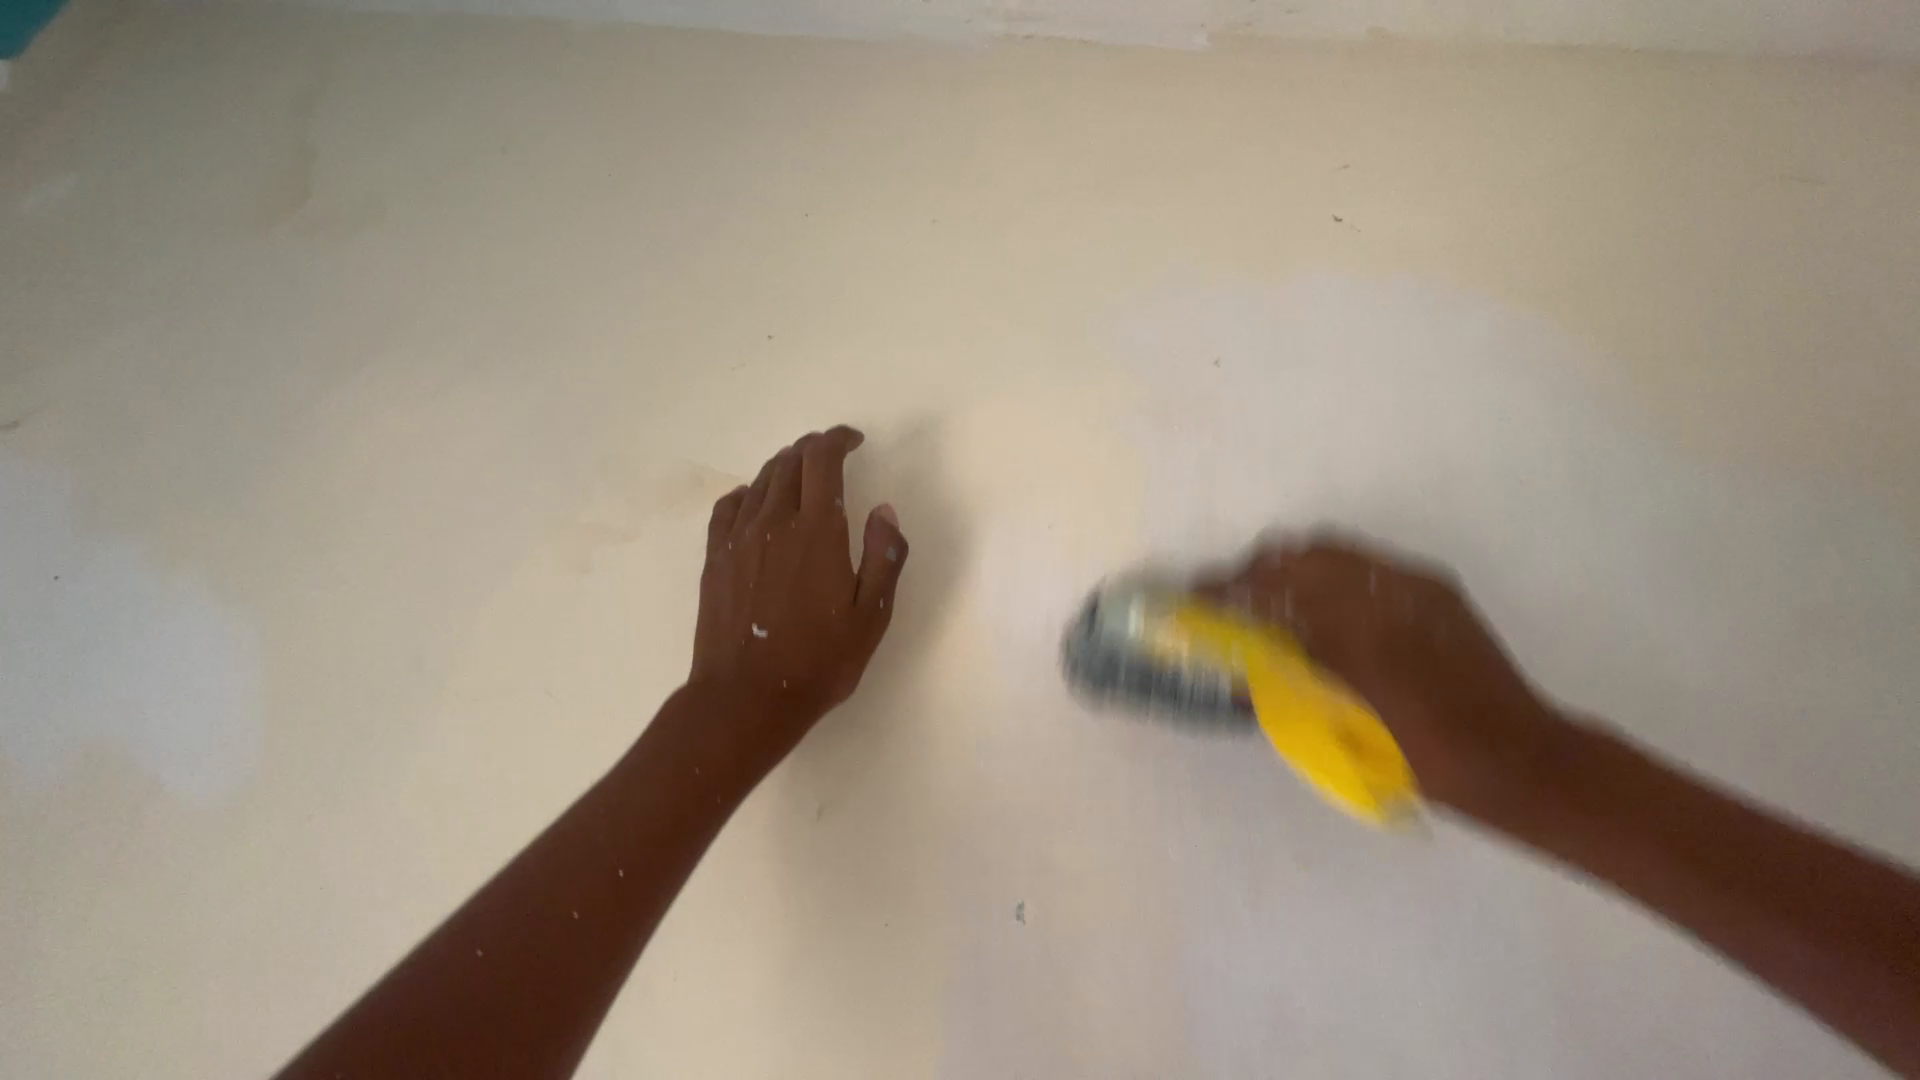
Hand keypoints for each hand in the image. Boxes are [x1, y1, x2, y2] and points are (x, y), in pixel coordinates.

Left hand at [689, 426, 907, 762]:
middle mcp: (774, 522)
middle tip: (832, 456)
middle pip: (790, 461)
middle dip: (813, 449)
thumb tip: (882, 510)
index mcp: (818, 530)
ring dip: (784, 467)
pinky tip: (756, 504)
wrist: (746, 698)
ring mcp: (738, 538)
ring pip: (760, 480)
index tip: (854, 441)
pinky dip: (749, 493)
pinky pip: (729, 507)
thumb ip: (883, 556)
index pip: (822, 459)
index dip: (838, 439)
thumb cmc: (819, 661)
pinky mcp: (715, 558)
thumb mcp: (872, 616)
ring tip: (801, 475)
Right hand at [1200, 532, 1567, 816]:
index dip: (1228, 589)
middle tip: (1235, 597)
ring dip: (1295, 569)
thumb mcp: (1346, 730)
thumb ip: (1291, 686)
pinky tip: (1329, 610)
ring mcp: (1415, 587)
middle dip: (1259, 570)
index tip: (1196, 594)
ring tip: (1277, 600)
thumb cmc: (1428, 759)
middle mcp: (1384, 593)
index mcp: (1356, 632)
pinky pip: (1368, 566)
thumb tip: (1241, 670)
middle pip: (1301, 555)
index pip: (1274, 591)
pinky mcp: (1436, 591)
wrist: (1525, 760)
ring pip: (1335, 553)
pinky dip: (1334, 576)